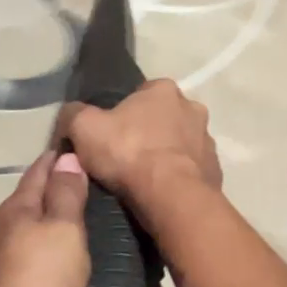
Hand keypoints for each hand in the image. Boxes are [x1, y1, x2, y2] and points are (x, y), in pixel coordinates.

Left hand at [0, 147, 90, 286]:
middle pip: (33, 197)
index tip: (84, 143)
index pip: (39, 169)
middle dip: (58, 184)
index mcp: (18, 208)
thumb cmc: (39, 280)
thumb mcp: (63, 230)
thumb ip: (66, 195)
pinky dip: (54, 245)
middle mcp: (6, 228)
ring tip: (88, 212)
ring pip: (34, 227)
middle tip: (94, 176)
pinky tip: (69, 252)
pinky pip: (37, 254)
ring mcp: (6, 260)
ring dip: (56, 217)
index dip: (59, 155)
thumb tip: (66, 157)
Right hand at [58, 78, 221, 203]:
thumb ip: (74, 114)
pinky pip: (191, 171)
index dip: (124, 112)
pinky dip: (178, 178)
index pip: (142, 93)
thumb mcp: (84, 127)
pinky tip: (162, 194)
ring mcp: (208, 140)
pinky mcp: (215, 170)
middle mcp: (193, 108)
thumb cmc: (128, 153)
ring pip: (181, 144)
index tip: (111, 133)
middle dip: (149, 133)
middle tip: (126, 157)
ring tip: (143, 180)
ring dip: (166, 156)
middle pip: (164, 118)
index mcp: (164, 89)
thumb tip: (71, 115)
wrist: (171, 197)